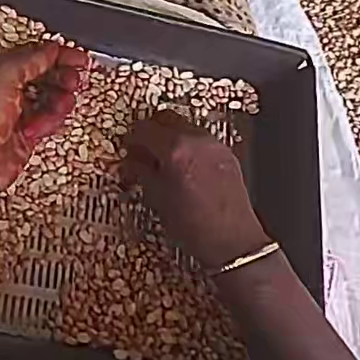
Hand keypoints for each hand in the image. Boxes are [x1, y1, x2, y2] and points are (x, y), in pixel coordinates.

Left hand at [0, 41, 88, 202]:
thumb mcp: (4, 75)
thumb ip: (31, 58)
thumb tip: (52, 48)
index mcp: (0, 69)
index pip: (36, 54)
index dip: (60, 54)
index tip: (81, 59)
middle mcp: (9, 88)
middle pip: (48, 75)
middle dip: (63, 78)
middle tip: (73, 83)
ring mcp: (19, 111)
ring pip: (53, 98)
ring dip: (58, 103)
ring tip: (56, 109)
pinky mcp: (28, 133)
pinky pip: (50, 120)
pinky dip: (50, 122)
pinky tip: (38, 129)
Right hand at [120, 111, 270, 270]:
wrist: (232, 241)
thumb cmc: (193, 226)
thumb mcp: (158, 198)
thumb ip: (141, 172)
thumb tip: (130, 162)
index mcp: (175, 150)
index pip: (144, 129)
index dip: (131, 138)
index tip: (127, 149)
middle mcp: (196, 140)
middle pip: (165, 118)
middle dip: (150, 131)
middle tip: (141, 150)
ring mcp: (214, 145)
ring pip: (184, 126)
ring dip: (170, 137)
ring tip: (161, 161)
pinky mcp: (226, 154)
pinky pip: (200, 139)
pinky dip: (187, 145)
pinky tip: (182, 167)